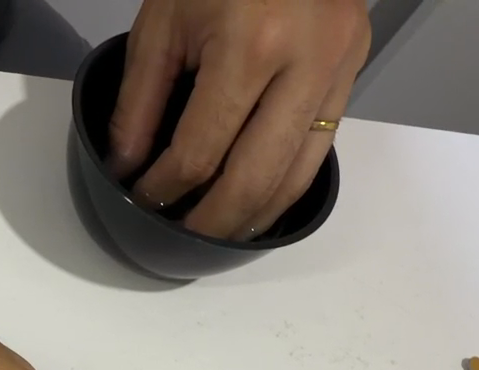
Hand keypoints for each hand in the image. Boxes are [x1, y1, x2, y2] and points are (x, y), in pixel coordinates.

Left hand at [109, 0, 369, 239]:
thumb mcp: (161, 24)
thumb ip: (137, 105)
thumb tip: (124, 170)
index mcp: (254, 44)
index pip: (198, 154)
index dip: (162, 190)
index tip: (142, 200)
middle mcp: (308, 60)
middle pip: (253, 179)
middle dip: (209, 222)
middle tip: (178, 237)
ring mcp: (340, 66)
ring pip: (295, 176)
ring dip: (251, 218)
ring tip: (214, 234)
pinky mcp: (354, 69)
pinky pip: (319, 152)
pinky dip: (282, 189)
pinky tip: (252, 205)